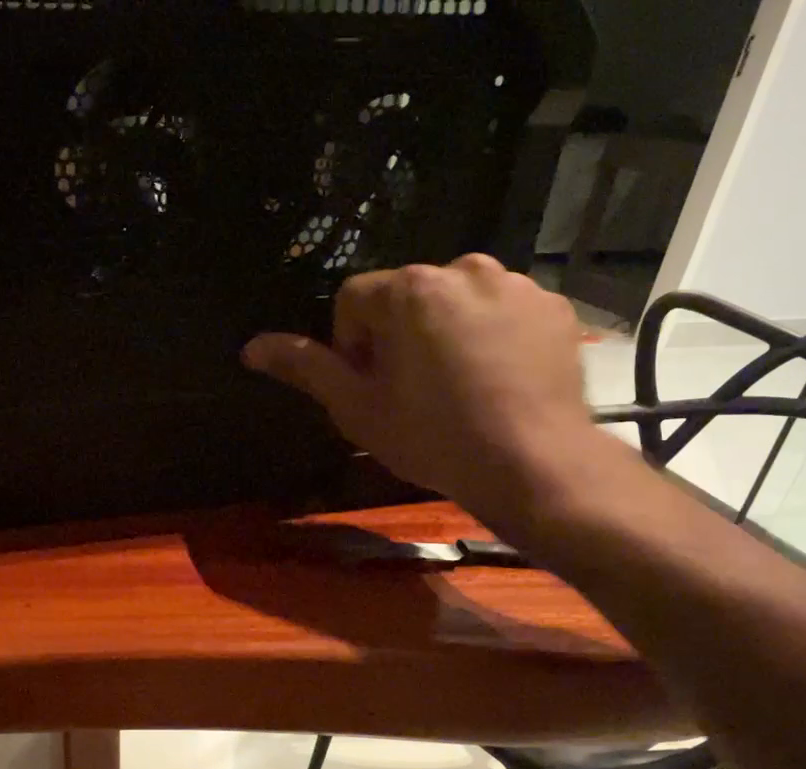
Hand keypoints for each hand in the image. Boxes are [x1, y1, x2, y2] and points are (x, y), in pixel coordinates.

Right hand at [243, 254, 604, 523]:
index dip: (351, 345)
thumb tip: (251, 346)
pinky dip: (492, 337)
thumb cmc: (432, 436)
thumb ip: (305, 367)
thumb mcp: (356, 408)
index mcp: (408, 289)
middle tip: (412, 392)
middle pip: (407, 297)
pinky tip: (496, 382)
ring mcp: (515, 285)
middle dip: (400, 336)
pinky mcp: (553, 307)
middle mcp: (463, 269)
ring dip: (445, 333)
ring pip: (457, 302)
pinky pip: (503, 313)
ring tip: (457, 388)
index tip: (371, 387)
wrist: (532, 463)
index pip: (354, 300)